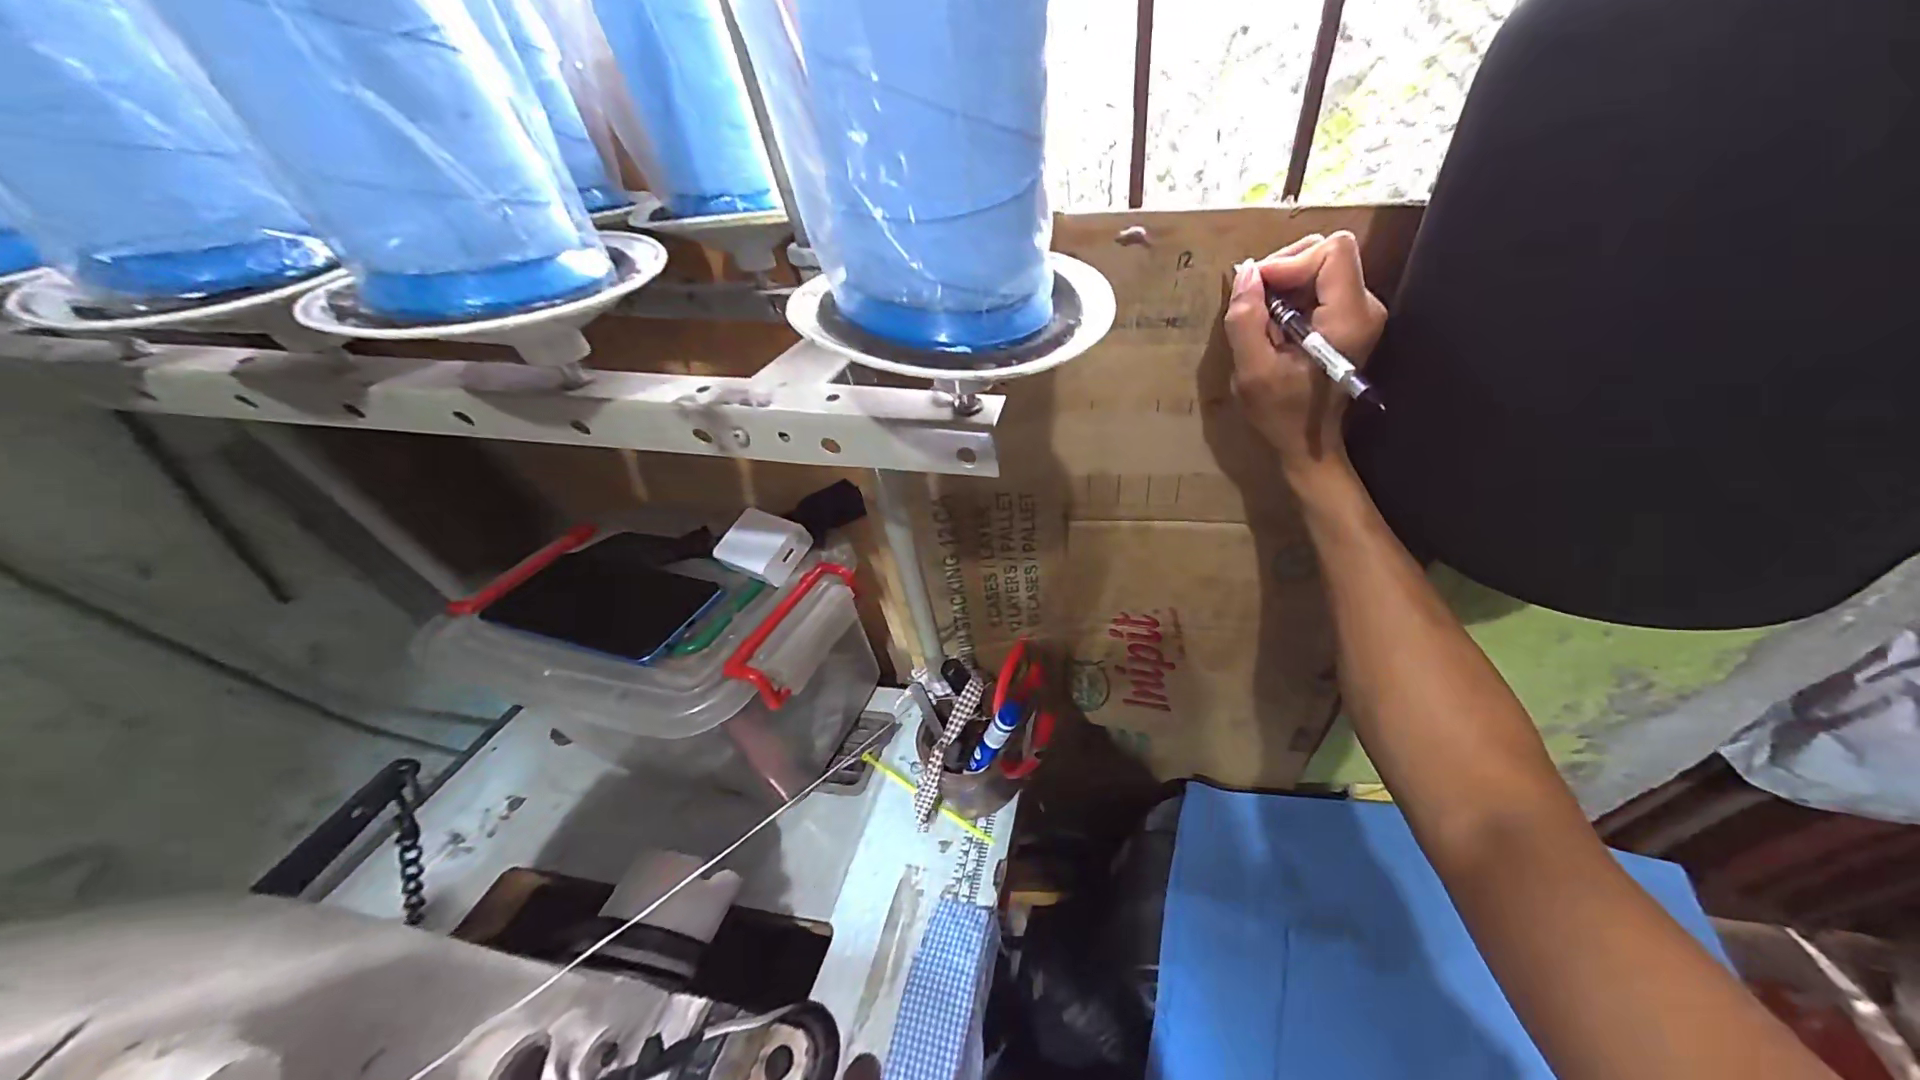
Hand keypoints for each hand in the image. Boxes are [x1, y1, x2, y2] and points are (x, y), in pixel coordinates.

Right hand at [1224, 231, 1387, 483]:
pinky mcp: (1349, 317)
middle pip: (1327, 251)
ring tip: (1262, 318)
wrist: (1308, 440)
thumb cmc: (1280, 413)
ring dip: (1284, 284)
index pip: (1333, 251)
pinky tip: (1275, 324)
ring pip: (1321, 265)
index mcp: (1348, 319)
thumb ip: (1246, 319)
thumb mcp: (1252, 370)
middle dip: (1284, 269)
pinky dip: (1291, 295)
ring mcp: (1360, 311)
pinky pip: (1319, 284)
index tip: (1258, 292)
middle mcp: (1364, 307)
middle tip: (1255, 303)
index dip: (1289, 262)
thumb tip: (1246, 273)